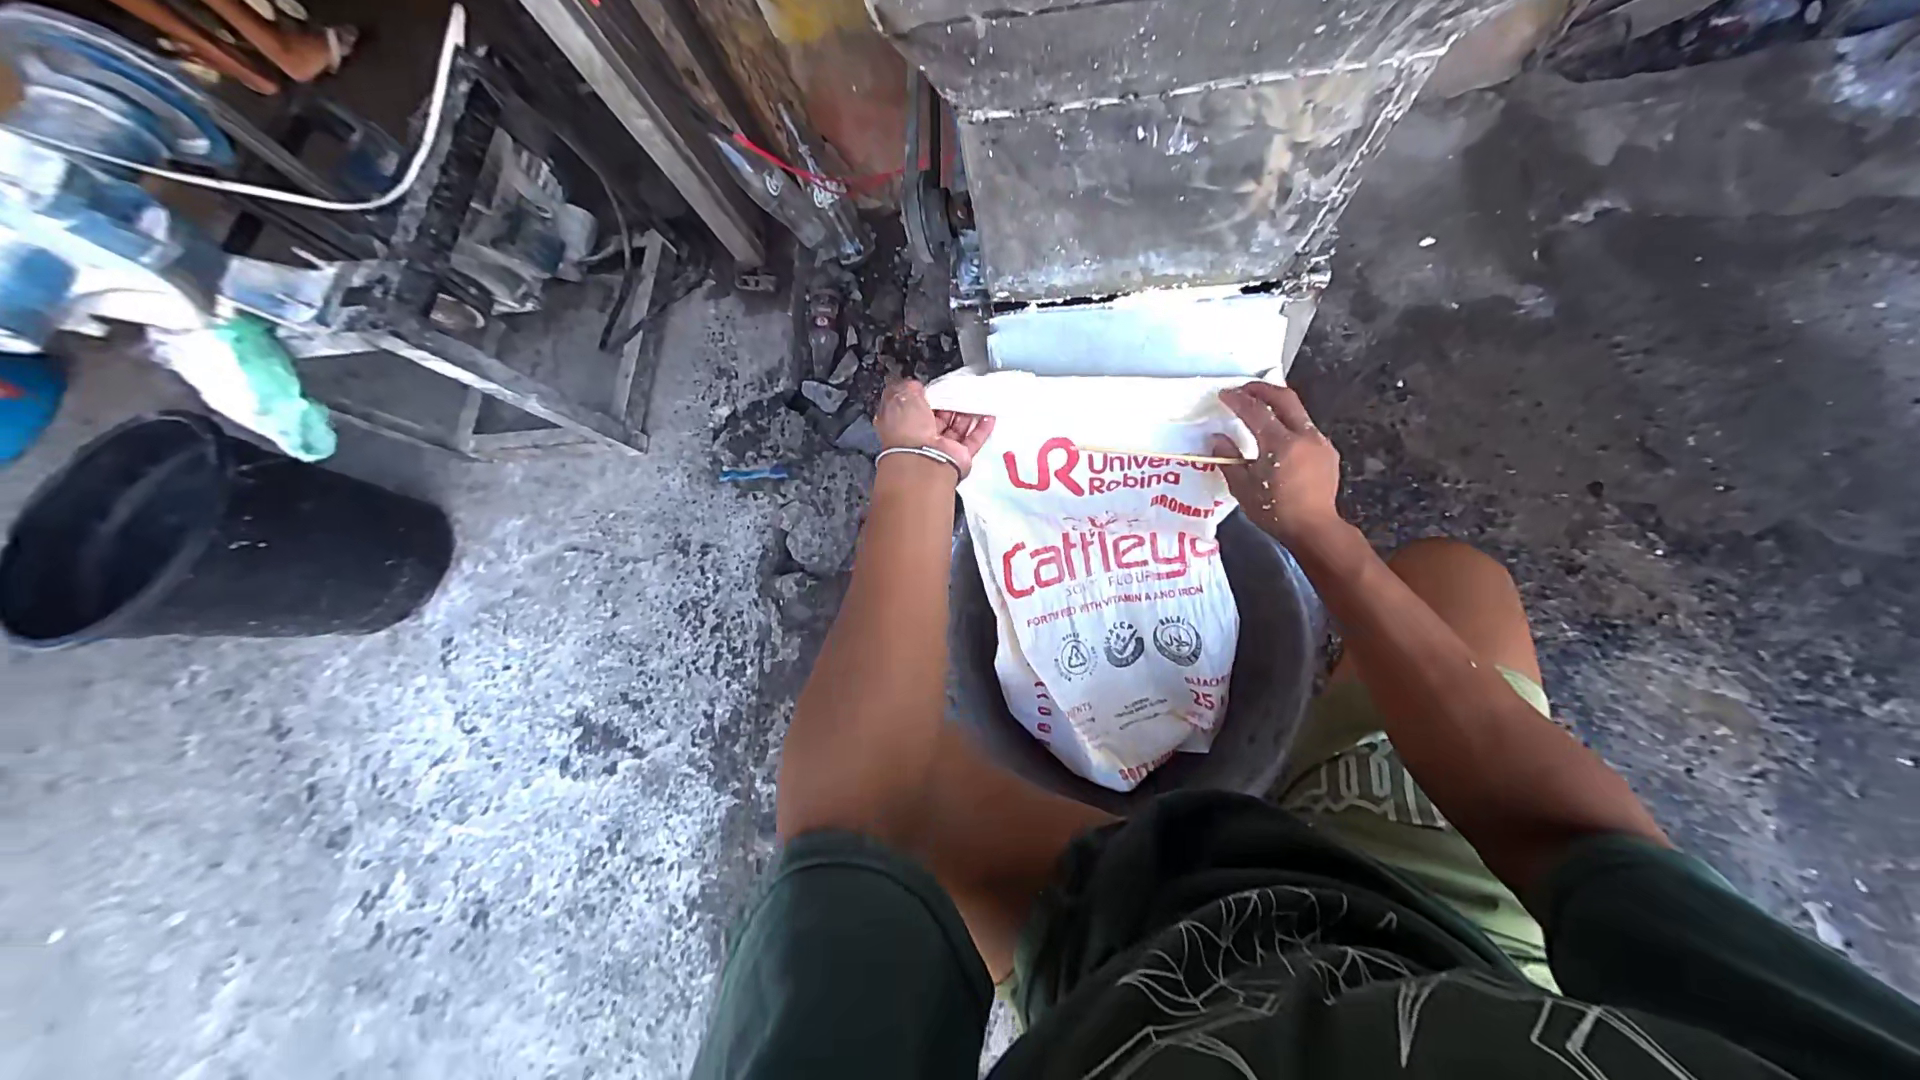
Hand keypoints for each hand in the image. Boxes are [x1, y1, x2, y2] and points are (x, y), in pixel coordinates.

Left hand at [874, 379, 995, 478]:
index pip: (916, 406)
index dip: (927, 395)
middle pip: (939, 417)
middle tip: (962, 390)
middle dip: (950, 403)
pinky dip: (981, 429)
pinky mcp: (958, 456)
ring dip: (968, 414)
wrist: (922, 462)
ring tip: (978, 399)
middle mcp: (921, 437)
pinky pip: (972, 440)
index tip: (938, 384)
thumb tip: (917, 385)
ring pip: (957, 428)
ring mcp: (940, 447)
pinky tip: (989, 416)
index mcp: (903, 423)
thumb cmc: (907, 430)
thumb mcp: (902, 397)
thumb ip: (909, 387)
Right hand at [1211, 383, 1344, 546]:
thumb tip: (1218, 439)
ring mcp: (1319, 442)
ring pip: (1298, 412)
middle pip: (1284, 398)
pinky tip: (1278, 435)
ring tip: (1260, 408)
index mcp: (1280, 444)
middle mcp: (1304, 436)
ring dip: (1277, 405)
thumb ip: (1229, 459)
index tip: (1225, 394)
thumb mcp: (1243, 487)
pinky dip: (1289, 423)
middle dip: (1262, 389)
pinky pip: (1306, 429)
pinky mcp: (1328, 452)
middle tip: (1244, 389)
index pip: (1256, 411)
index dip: (1238, 399)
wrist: (1314, 528)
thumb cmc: (1274, 511)